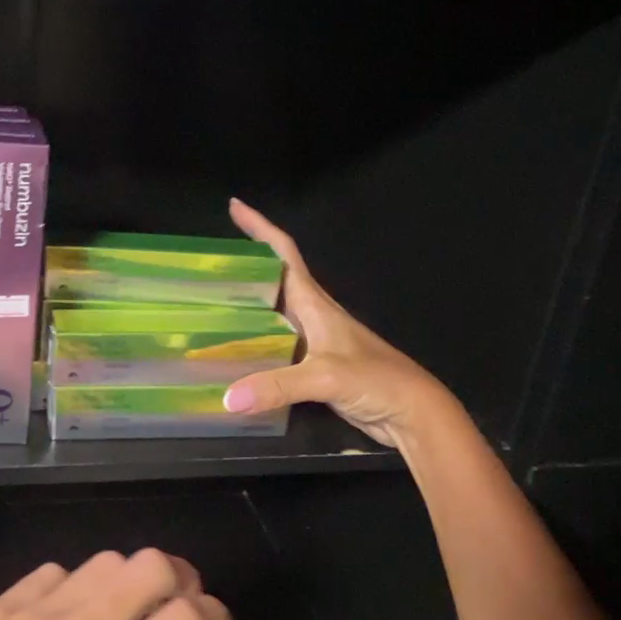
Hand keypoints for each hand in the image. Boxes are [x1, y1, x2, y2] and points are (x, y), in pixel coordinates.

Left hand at [0, 550, 233, 619]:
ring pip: (103, 561)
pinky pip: (51, 572)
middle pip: (148, 568)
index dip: (215, 617)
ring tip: (134, 609)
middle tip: (187, 605)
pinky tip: (71, 614)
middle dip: (182, 579)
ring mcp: (25, 616)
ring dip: (131, 580)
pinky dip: (78, 585)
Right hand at [223, 198, 459, 448]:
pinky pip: (273, 344)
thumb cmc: (377, 380)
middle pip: (273, 279)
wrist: (413, 413)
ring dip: (246, 303)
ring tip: (211, 301)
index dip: (260, 227)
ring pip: (273, 312)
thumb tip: (227, 398)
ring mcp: (312, 341)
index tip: (235, 206)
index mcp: (315, 304)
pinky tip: (233, 352)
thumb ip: (276, 386)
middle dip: (243, 264)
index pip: (283, 254)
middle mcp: (312, 315)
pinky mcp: (312, 366)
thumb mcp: (326, 377)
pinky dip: (252, 341)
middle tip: (207, 263)